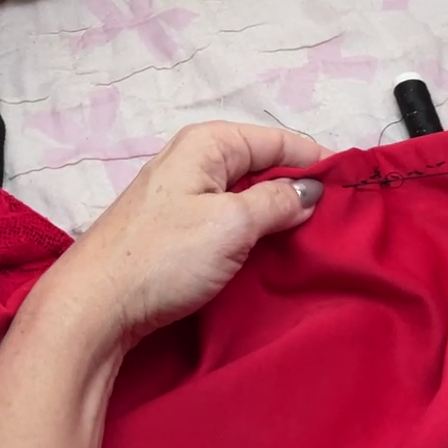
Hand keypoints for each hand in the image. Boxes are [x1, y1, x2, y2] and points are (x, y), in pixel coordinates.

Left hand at [37, 122, 327, 349]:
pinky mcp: (177, 227)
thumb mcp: (231, 224)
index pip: (277, 140)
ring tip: (311, 239)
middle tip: (336, 220)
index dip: (315, 161)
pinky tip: (271, 252)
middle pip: (261, 165)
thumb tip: (310, 190)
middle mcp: (194, 159)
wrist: (95, 306)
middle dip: (297, 189)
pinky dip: (252, 230)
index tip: (352, 189)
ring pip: (246, 194)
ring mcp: (183, 194)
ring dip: (275, 214)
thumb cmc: (163, 257)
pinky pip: (228, 217)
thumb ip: (277, 202)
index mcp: (207, 143)